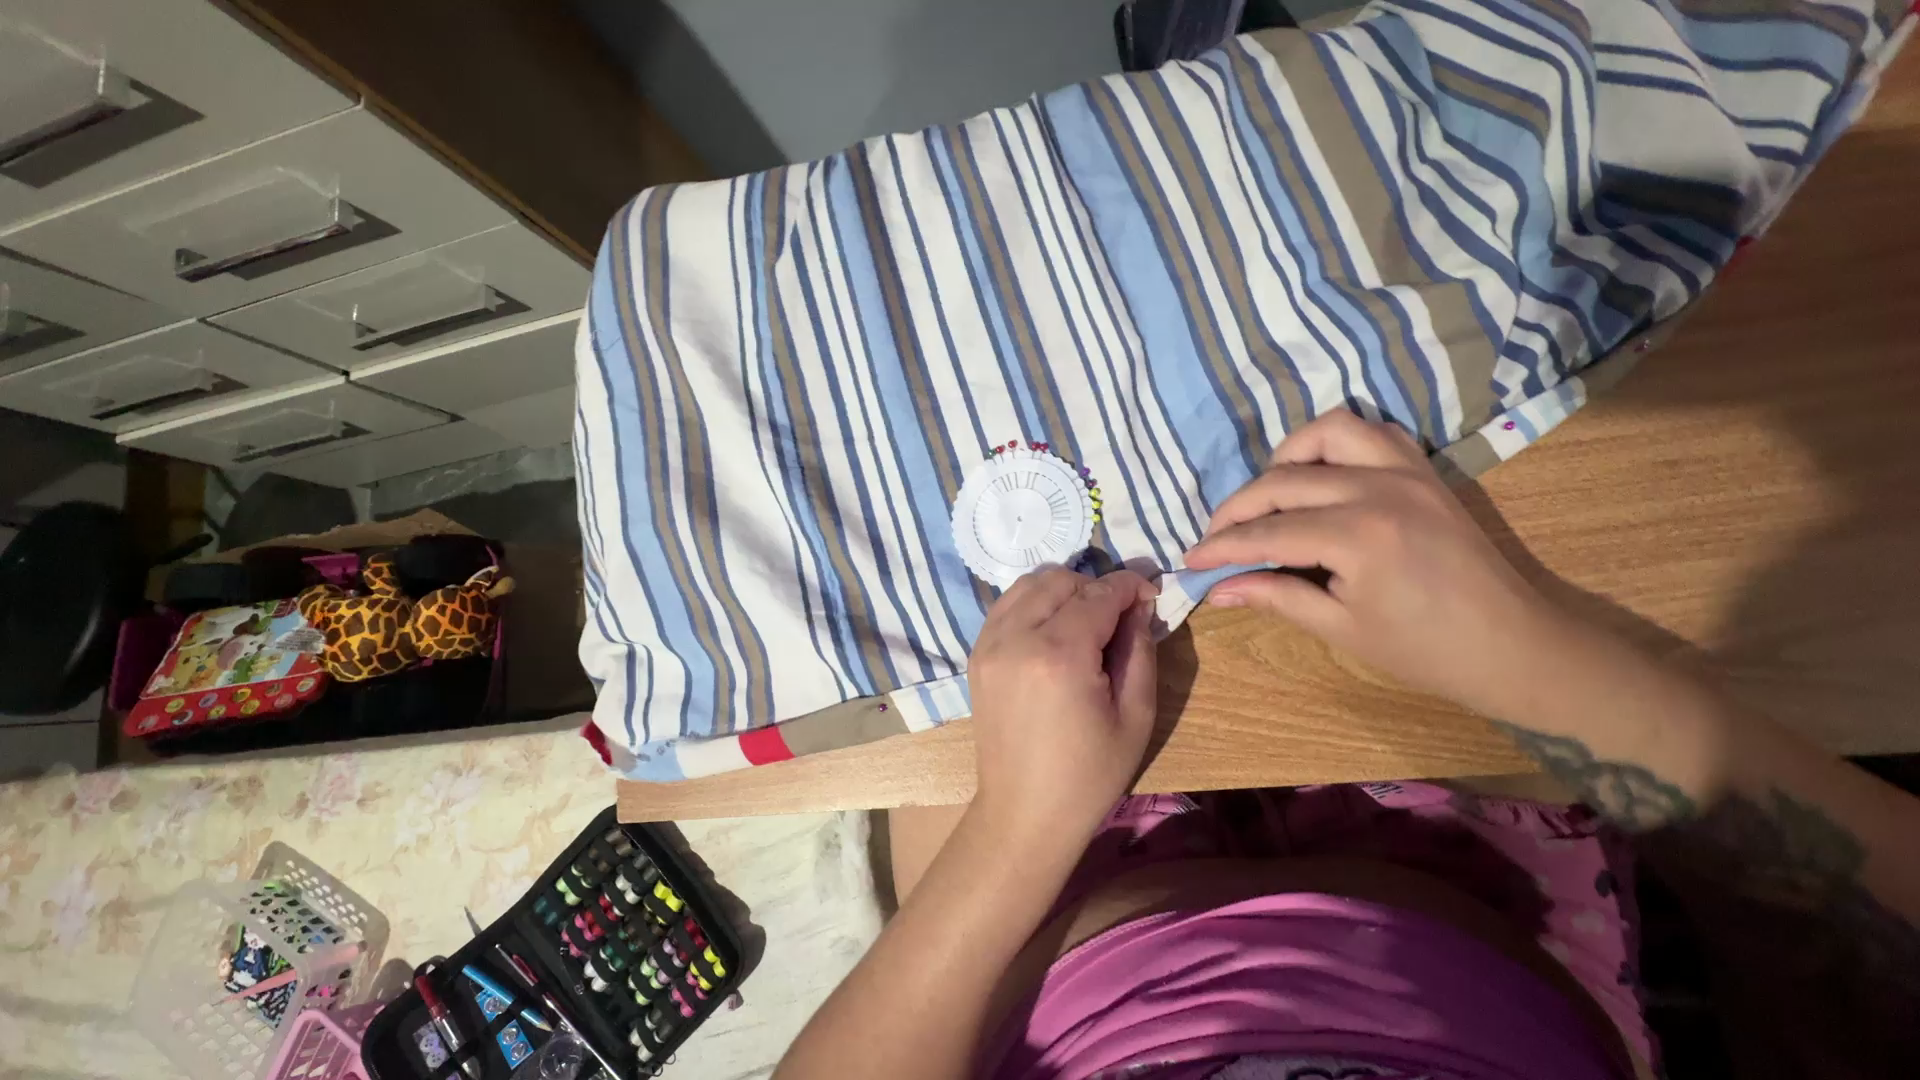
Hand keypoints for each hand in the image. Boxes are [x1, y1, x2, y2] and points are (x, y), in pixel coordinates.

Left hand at [966, 567, 1159, 847]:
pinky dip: (1033, 604)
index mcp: (1060, 655)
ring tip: (1086, 621)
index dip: (1129, 586)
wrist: (1025, 812)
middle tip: (1119, 616)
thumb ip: (1139, 649)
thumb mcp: (1135, 715)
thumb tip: (1139, 605)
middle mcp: (1017, 638)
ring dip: (1062, 590)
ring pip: (1028, 584)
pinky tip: (1053, 629)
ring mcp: (989, 644)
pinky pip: (1006, 606)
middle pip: (1060, 580)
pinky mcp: (977, 655)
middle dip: (1095, 587)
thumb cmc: (1090, 774)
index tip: (1149, 594)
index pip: (1098, 594)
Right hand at [1184, 411, 1566, 718]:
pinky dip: (1336, 444)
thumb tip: (1218, 589)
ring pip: (1327, 432)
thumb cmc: (1425, 650)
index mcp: (1359, 537)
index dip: (1222, 546)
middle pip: (1283, 480)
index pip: (1267, 532)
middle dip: (1238, 508)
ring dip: (1287, 458)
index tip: (1190, 558)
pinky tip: (1321, 477)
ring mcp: (1407, 471)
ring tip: (1270, 496)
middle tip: (1216, 537)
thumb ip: (1276, 596)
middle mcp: (1379, 488)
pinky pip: (1371, 432)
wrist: (1515, 646)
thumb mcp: (1341, 627)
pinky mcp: (1424, 470)